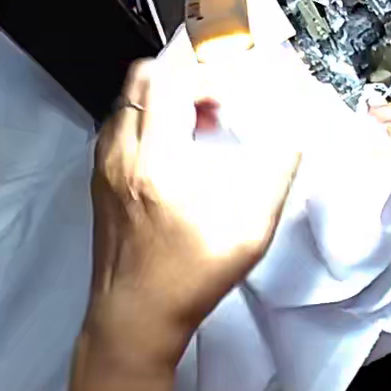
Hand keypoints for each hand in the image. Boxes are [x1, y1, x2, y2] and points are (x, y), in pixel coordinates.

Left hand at [87, 57, 302, 373]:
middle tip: (216, 98)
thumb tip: (291, 136)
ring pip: (129, 97)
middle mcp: (121, 153)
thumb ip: (276, 175)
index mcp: (156, 162)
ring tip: (199, 121)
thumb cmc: (191, 276)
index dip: (206, 74)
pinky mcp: (99, 175)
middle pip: (143, 77)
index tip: (232, 95)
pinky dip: (150, 115)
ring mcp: (104, 163)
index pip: (170, 81)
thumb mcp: (250, 230)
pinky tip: (176, 145)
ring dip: (166, 94)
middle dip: (185, 74)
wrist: (135, 316)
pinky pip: (122, 121)